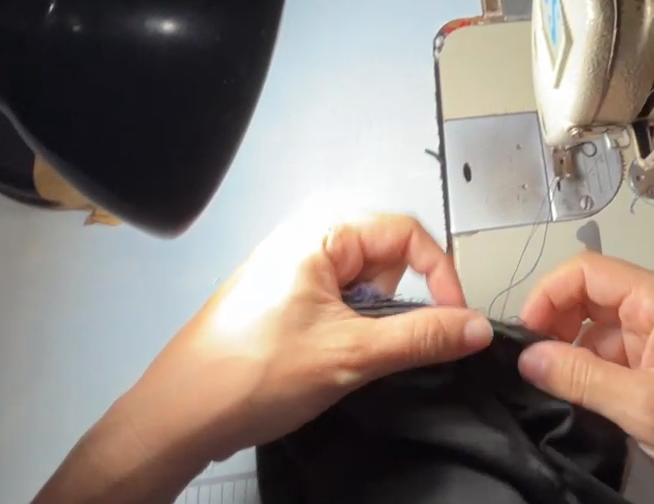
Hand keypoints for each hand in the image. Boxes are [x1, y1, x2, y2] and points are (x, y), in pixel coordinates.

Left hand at [35, 214, 492, 503]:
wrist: (174, 421)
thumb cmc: (260, 372)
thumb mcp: (351, 355)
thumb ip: (422, 337)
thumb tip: (480, 328)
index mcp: (324, 232)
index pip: (407, 233)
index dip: (440, 273)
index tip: (456, 322)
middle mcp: (310, 240)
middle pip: (387, 260)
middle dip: (396, 306)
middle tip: (377, 348)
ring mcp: (294, 270)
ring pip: (365, 288)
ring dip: (371, 324)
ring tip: (342, 360)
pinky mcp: (284, 299)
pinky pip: (340, 303)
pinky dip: (349, 331)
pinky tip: (325, 361)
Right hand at [516, 253, 653, 503]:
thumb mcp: (645, 407)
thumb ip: (581, 378)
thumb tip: (527, 358)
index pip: (587, 272)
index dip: (549, 295)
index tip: (523, 336)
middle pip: (593, 296)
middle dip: (559, 324)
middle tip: (532, 367)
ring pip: (604, 328)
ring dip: (576, 353)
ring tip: (553, 389)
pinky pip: (622, 353)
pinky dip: (598, 372)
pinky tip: (583, 399)